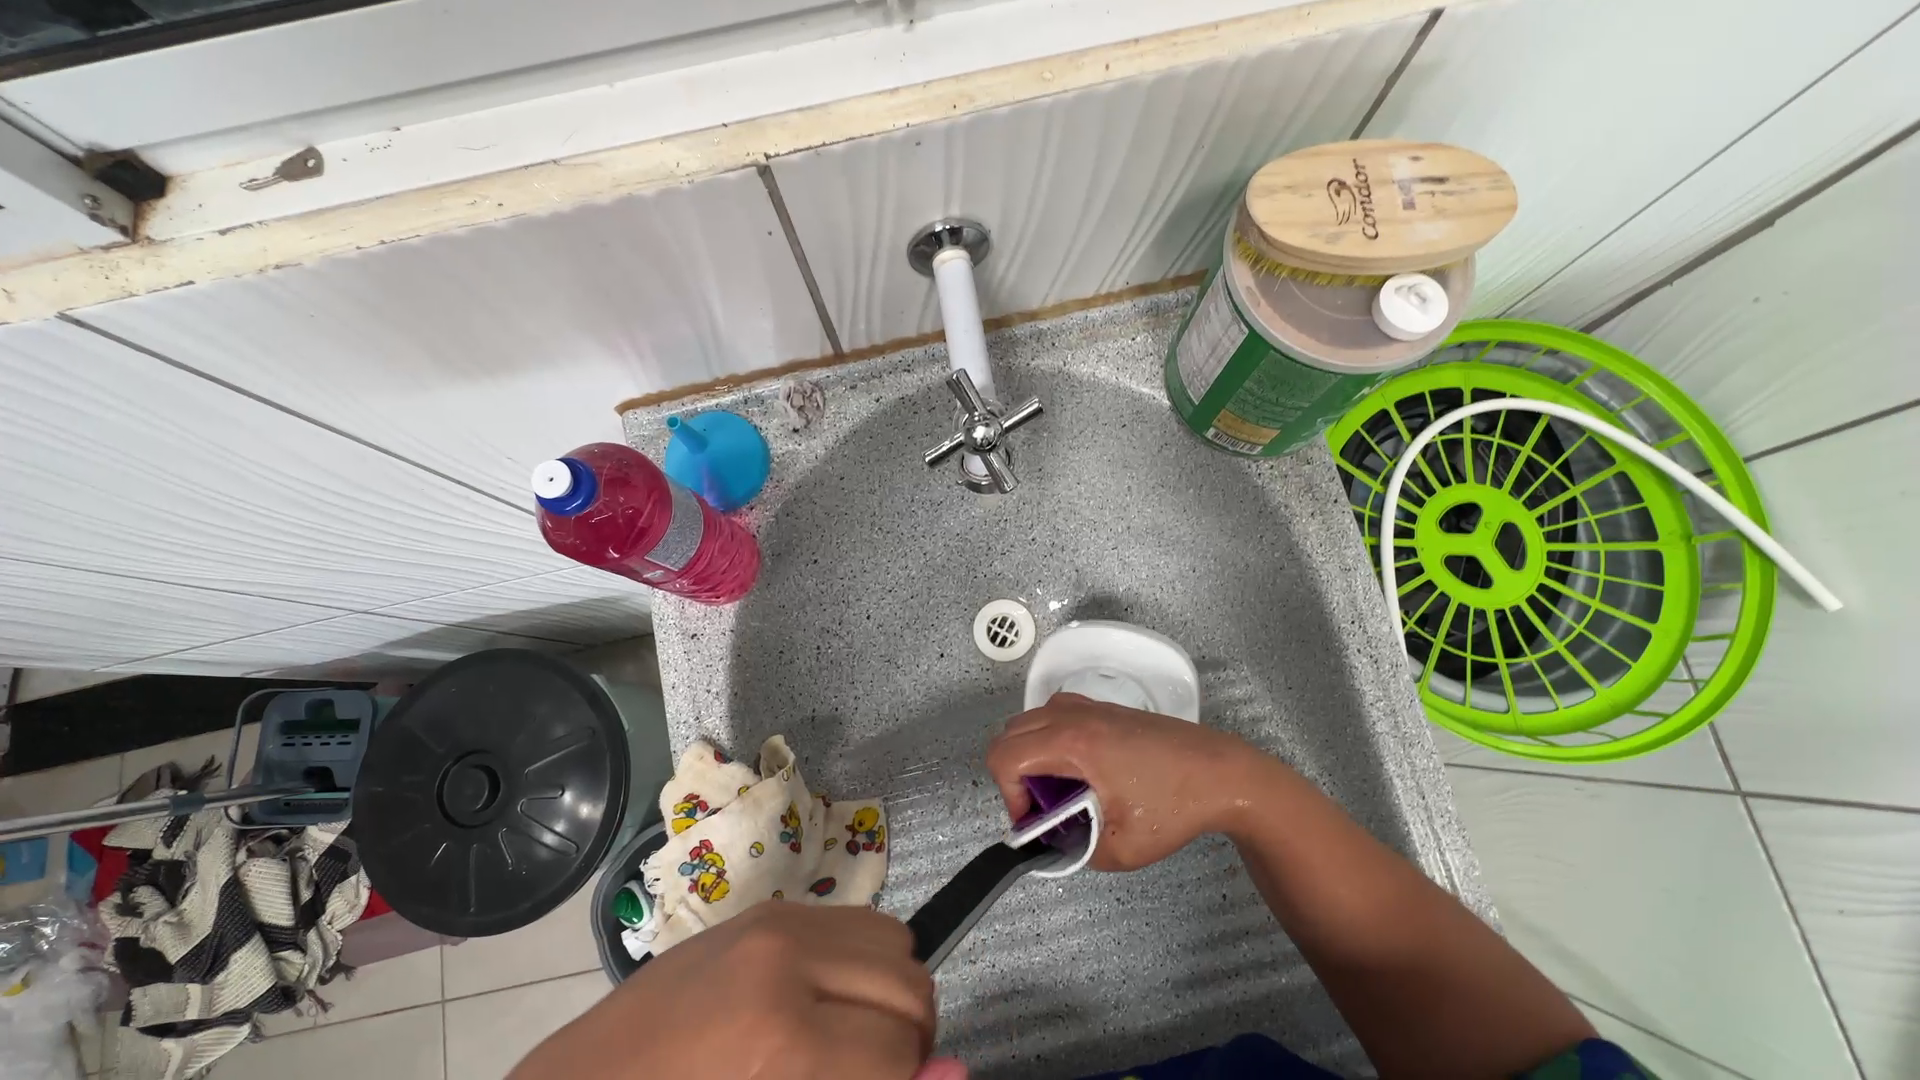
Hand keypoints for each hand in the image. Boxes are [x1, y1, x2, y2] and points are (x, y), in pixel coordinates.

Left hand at [508, 902, 944, 1079]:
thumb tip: (957, 1074)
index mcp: (781, 1039)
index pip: (899, 1049)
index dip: (901, 1079)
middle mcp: (786, 959)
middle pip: (910, 985)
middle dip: (905, 1042)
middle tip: (867, 1072)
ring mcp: (774, 922)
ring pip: (894, 942)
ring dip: (888, 995)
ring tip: (848, 1036)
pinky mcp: (765, 910)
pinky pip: (855, 923)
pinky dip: (860, 963)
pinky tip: (823, 999)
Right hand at [985, 692, 1282, 870]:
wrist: (1224, 774)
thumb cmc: (1174, 807)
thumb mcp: (1121, 849)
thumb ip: (1075, 850)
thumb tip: (1053, 843)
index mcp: (1073, 743)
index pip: (1004, 756)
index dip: (1009, 796)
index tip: (1038, 822)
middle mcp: (1075, 716)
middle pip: (1010, 734)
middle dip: (1015, 777)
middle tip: (1045, 809)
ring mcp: (1091, 707)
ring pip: (1030, 721)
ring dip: (1031, 755)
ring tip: (1061, 790)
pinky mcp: (1107, 710)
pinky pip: (1056, 716)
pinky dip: (1050, 741)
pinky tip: (1081, 771)